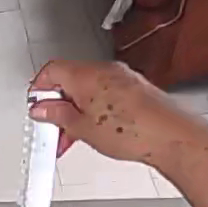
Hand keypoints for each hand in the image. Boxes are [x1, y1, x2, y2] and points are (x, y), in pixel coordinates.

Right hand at [28, 59, 206, 168]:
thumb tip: (42, 109)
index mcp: (86, 75)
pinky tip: (94, 131)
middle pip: (69, 80)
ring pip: (87, 89)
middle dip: (58, 105)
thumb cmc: (134, 130)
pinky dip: (93, 110)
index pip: (51, 70)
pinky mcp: (134, 88)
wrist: (171, 136)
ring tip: (73, 135)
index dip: (39, 90)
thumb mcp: (82, 128)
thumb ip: (57, 116)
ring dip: (75, 110)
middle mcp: (104, 70)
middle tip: (53, 128)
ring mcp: (121, 77)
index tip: (36, 108)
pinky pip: (104, 94)